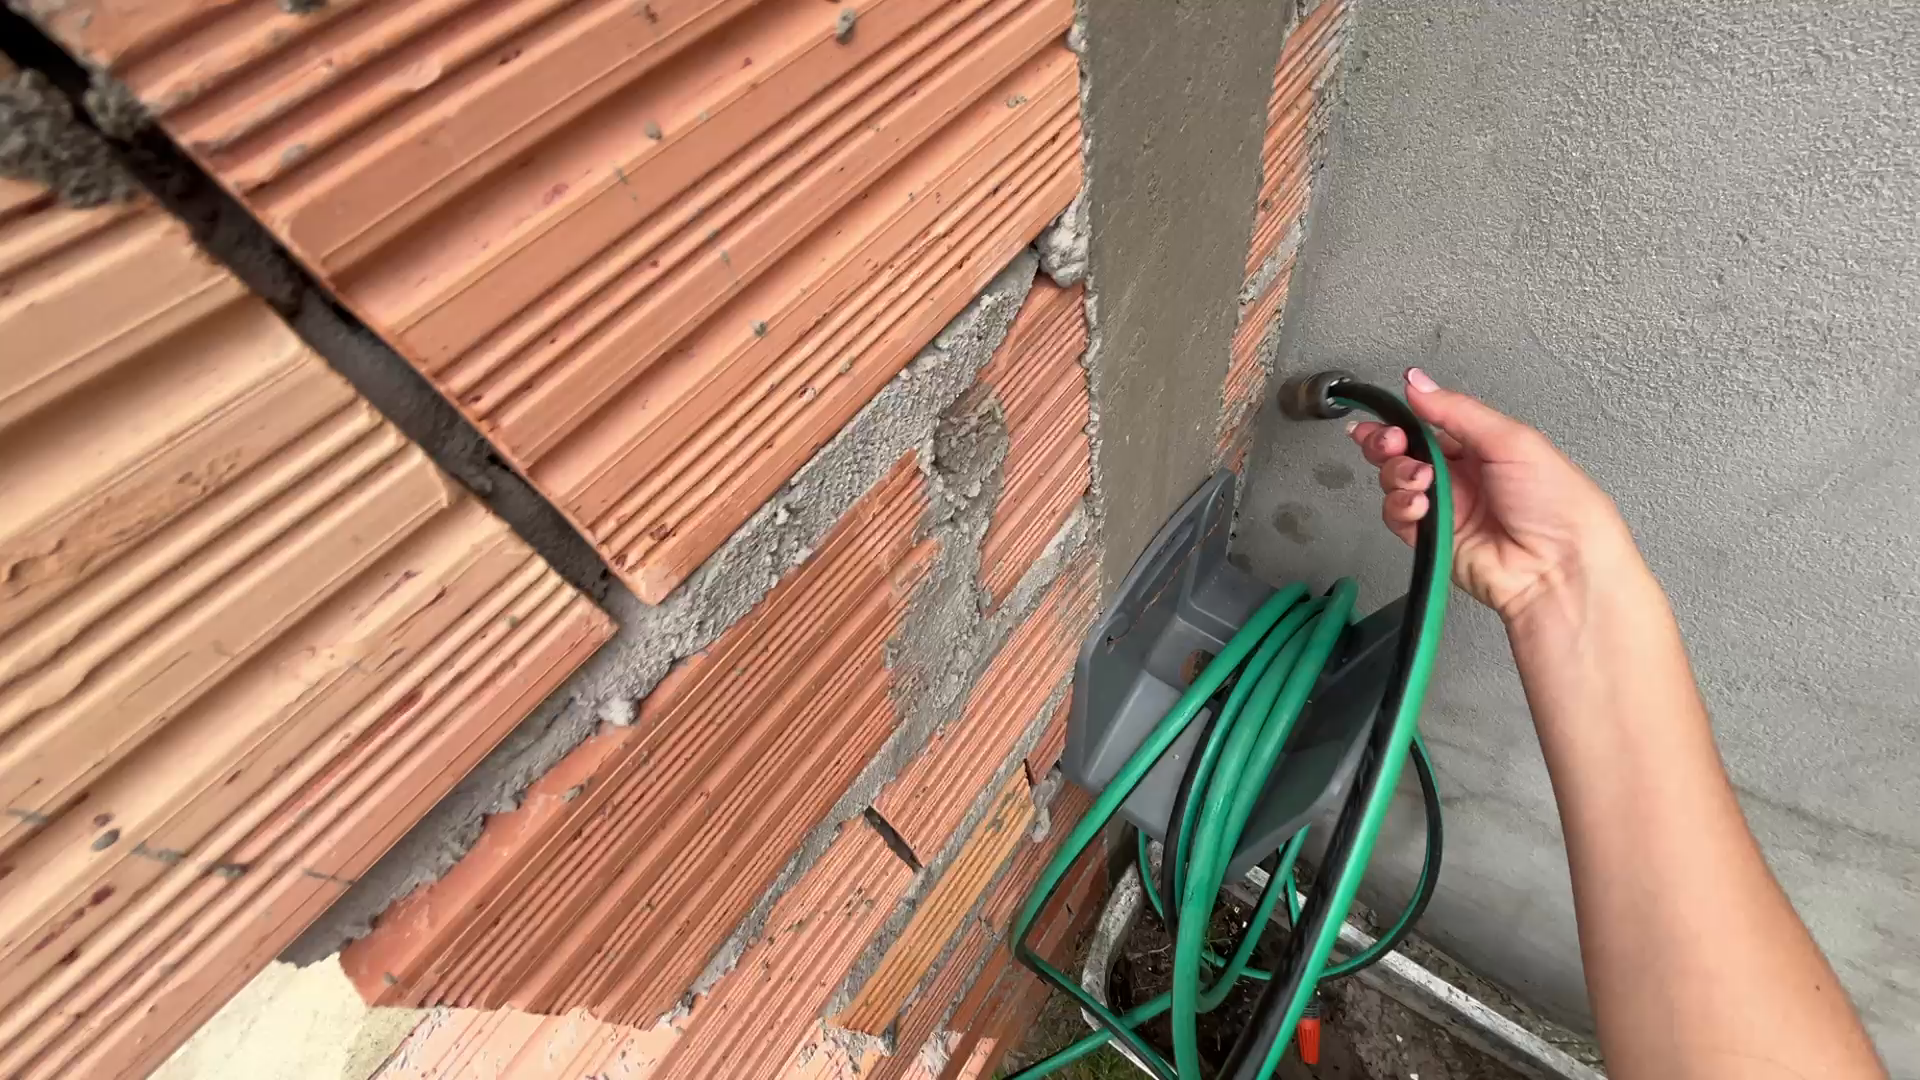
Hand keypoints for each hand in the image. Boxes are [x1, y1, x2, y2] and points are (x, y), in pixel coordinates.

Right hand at [1350, 369, 1636, 622]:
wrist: (1557, 568)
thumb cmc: (1557, 507)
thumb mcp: (1511, 442)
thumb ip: (1456, 410)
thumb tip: (1418, 382)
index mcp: (1481, 447)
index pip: (1426, 425)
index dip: (1402, 419)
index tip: (1386, 416)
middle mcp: (1458, 475)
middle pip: (1401, 451)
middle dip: (1386, 443)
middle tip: (1390, 443)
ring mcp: (1441, 506)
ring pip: (1393, 480)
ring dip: (1397, 474)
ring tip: (1419, 479)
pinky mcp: (1425, 535)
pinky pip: (1395, 514)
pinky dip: (1399, 506)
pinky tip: (1419, 505)